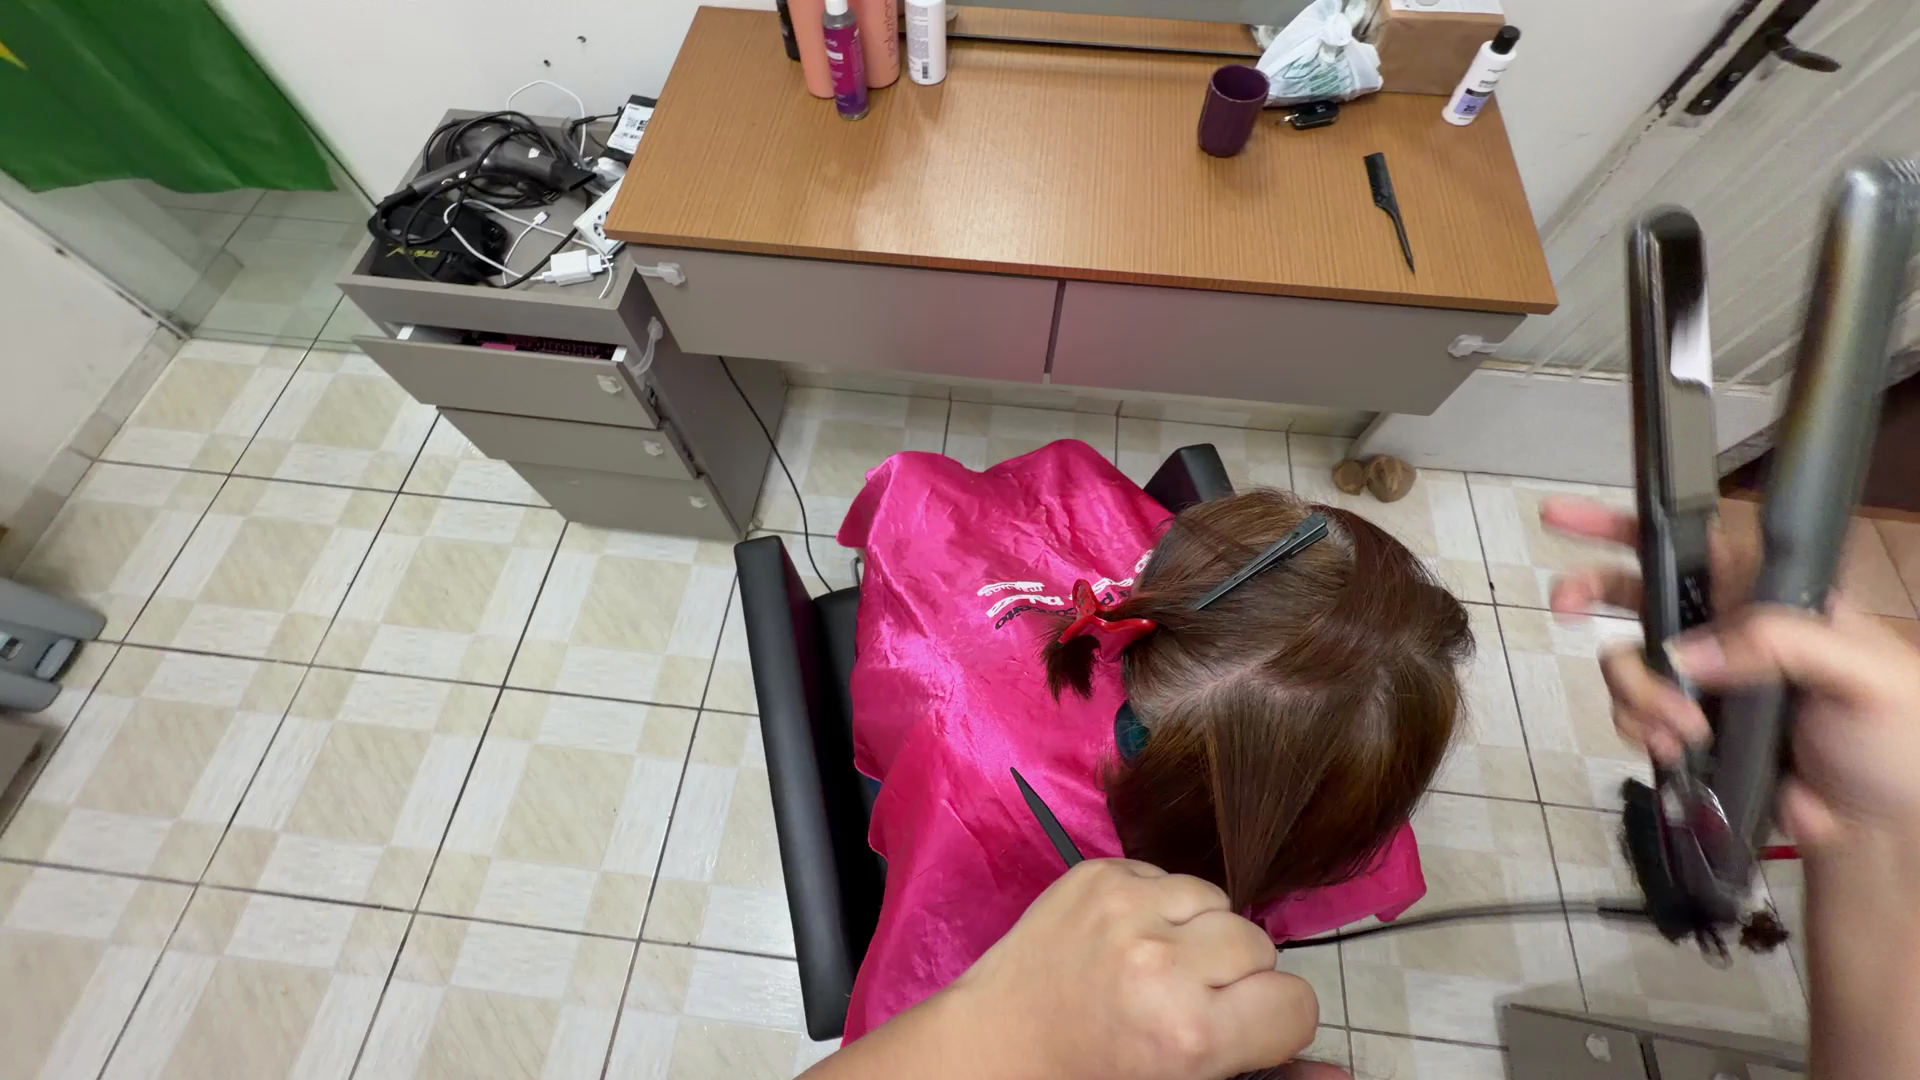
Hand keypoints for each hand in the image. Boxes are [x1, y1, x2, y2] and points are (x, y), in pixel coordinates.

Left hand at [946, 859, 1331, 1079]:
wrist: (1002, 1039)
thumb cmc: (1095, 1076)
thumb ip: (1269, 1077)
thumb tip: (1345, 1072)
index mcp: (1189, 1033)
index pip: (1294, 1001)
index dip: (1272, 1019)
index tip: (1239, 1028)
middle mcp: (1160, 958)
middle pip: (1257, 940)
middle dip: (1236, 971)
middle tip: (1191, 997)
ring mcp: (1123, 901)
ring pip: (1214, 897)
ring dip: (1199, 928)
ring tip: (1159, 961)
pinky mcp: (1096, 870)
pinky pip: (1164, 872)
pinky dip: (1158, 902)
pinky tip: (1128, 935)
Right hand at [1541, 496, 1919, 846]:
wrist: (1883, 826)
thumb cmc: (1904, 741)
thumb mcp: (1868, 675)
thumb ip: (1781, 643)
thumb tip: (1683, 656)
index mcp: (1765, 600)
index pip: (1690, 543)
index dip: (1623, 523)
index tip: (1561, 516)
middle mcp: (1718, 630)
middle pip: (1626, 590)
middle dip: (1584, 593)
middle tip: (1567, 609)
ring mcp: (1691, 675)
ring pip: (1620, 660)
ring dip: (1637, 694)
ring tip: (1685, 729)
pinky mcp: (1673, 717)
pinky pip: (1624, 708)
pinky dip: (1638, 726)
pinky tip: (1676, 745)